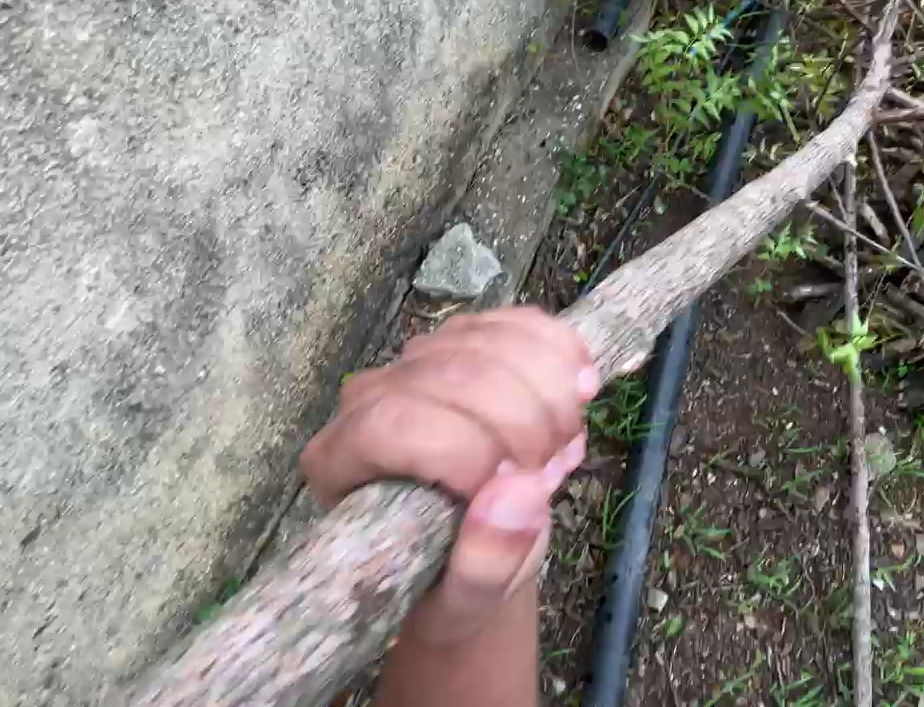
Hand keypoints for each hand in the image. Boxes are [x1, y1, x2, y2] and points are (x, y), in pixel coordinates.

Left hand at [299, 307, 597, 642]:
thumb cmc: (453, 576)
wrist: (477, 539)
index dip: (468, 450)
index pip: (397, 424)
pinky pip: (520, 320)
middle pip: (454, 373)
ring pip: (492, 340)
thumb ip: (482, 566)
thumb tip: (516, 491)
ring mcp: (421, 357)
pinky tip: (582, 387)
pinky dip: (562, 350)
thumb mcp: (465, 604)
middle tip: (555, 469)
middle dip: (527, 420)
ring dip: (551, 391)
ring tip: (564, 443)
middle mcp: (370, 395)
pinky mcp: (470, 335)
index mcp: (341, 461)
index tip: (518, 490)